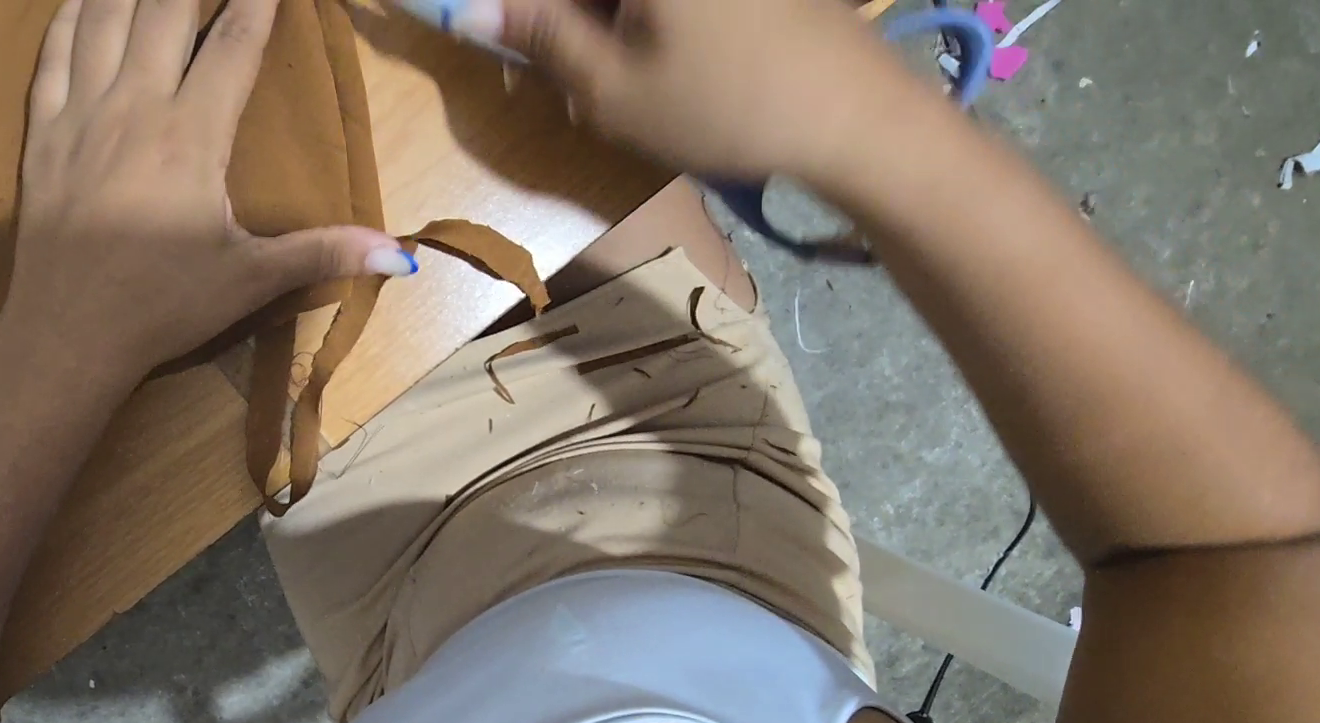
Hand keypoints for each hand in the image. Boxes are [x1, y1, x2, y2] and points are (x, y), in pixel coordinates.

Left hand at [0, 0, 415, 378]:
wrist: (70, 333)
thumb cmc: (166, 306)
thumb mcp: (250, 281)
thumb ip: (323, 253)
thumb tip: (400, 254)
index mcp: (191, 137)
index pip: (234, 45)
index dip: (258, 0)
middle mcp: (134, 105)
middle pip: (165, 8)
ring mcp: (80, 114)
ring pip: (104, 15)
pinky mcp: (41, 134)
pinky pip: (52, 52)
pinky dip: (72, 13)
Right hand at [449, 0, 932, 185]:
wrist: (847, 114)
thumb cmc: (721, 106)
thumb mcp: (611, 89)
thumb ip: (539, 38)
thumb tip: (472, 9)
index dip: (512, 8)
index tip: (488, 33)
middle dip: (556, 19)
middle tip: (552, 65)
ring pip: (619, 1)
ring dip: (593, 25)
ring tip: (604, 78)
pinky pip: (650, 3)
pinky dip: (631, 22)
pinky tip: (642, 60)